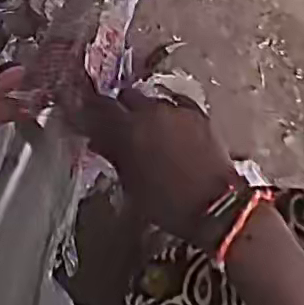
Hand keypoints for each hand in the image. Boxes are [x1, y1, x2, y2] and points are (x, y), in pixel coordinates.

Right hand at [71, 86, 238, 241]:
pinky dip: (169, 113)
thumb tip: (97, 140)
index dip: (89, 109)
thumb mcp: (132, 184)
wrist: (219, 208)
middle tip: (118, 124)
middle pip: (125, 96)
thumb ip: (113, 156)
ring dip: (145, 111)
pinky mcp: (197, 114)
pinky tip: (171, 126)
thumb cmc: (168, 203)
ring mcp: (175, 109)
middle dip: (119, 107)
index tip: (84, 115)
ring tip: (149, 129)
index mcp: (128, 128)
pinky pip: (175, 104)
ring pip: (151, 100)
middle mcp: (149, 111)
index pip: (98, 107)